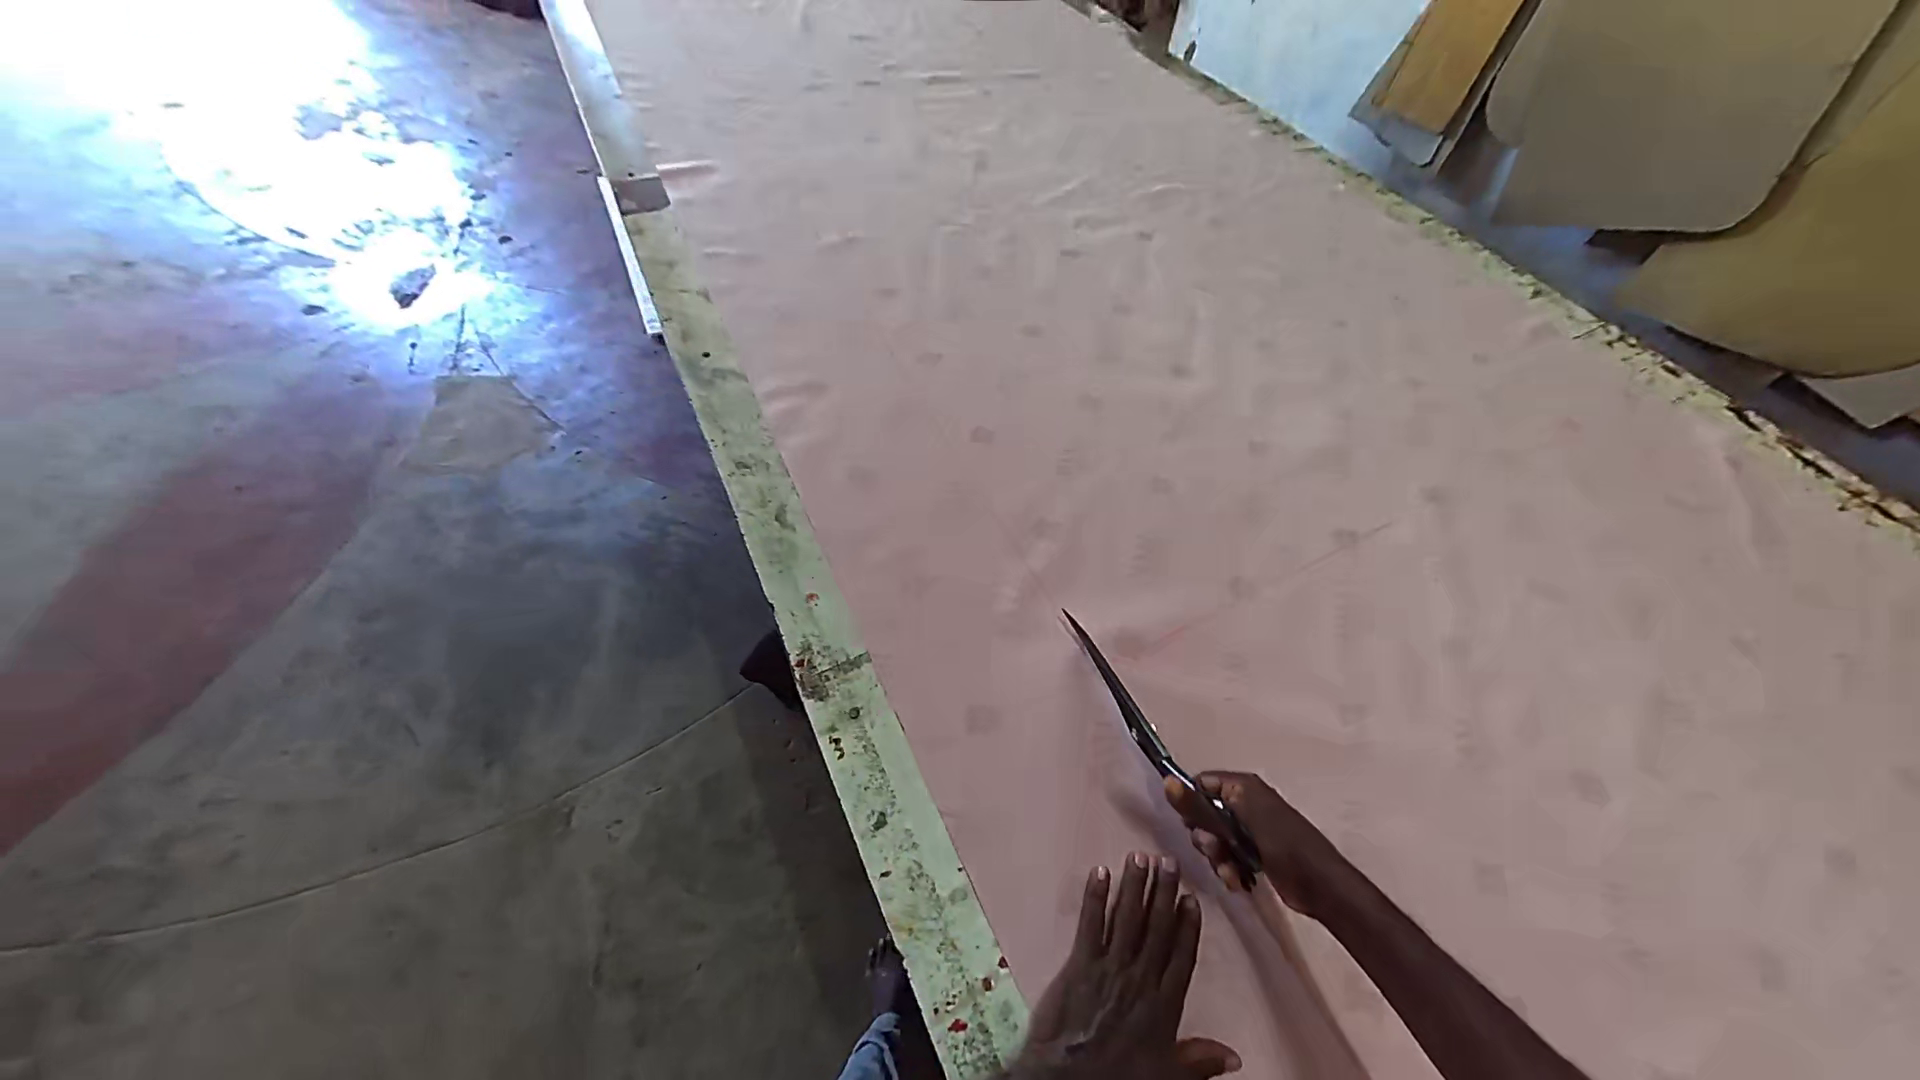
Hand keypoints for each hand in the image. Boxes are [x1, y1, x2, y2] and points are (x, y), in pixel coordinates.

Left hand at [1010, 854, 1239, 1079]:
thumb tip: (1236, 1056)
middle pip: (1156, 928)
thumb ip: (1198, 1060)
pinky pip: (1090, 924)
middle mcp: (1140, 979)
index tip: (1191, 898)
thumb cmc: (1121, 1077)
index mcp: (1164, 1005)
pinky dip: (1095, 897)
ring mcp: (1110, 967)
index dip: (1187, 926)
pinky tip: (1100, 872)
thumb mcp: (1166, 1074)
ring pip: (1127, 919)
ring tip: (1140, 856)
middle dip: (1163, 893)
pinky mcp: (1080, 963)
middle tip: (1169, 861)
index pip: (1181, 956)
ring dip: (1134, 886)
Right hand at [1164, 772, 1345, 918]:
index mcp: (1242, 787)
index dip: (1191, 803)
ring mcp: (1250, 830)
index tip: (1190, 823)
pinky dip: (1229, 869)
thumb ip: (1200, 807)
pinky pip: (1228, 856)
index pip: (1200, 784)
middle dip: (1206, 837)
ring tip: (1231, 872)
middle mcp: (1244, 804)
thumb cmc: (1283, 846)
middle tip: (1216, 849)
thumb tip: (1167, 781)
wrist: (1323, 887)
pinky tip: (1239, 882)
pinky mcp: (1254, 854)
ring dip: (1217, 858)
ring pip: (1214, 839)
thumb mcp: (1237, 824)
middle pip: (1204, 814)